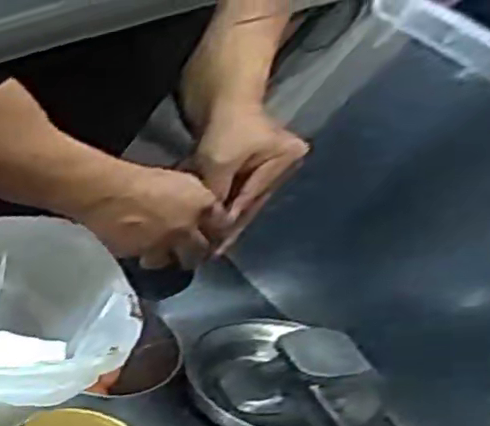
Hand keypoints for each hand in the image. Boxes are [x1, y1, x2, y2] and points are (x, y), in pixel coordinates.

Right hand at [71, 162, 228, 269]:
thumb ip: (197, 200)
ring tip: (164, 255)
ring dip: (170, 259)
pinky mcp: (138, 255)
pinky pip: (147, 259)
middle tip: (192, 253)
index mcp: (202, 207)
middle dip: (198, 253)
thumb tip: (198, 211)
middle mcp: (186, 230)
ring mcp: (161, 246)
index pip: (222, 226)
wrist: (111, 196)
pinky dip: (147, 256)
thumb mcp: (183, 182)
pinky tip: (143, 249)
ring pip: (172, 261)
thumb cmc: (146, 180)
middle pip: (199, 251)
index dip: (219, 230)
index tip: (214, 232)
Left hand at [188, 104, 306, 252]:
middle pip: (247, 206)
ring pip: (239, 205)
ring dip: (220, 224)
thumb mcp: (219, 165)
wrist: (224, 105)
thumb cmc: (226, 131)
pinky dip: (218, 211)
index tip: (211, 250)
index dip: (228, 227)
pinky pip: (233, 197)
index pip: (250, 202)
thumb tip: (209, 226)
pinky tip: (205, 231)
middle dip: (226, 230)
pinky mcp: (249, 171)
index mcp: (285, 161)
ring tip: (204, 250)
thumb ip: (217, 195)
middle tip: (206, 257)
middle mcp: (282, 167)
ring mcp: (268, 169)